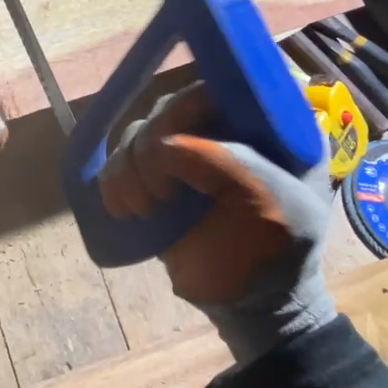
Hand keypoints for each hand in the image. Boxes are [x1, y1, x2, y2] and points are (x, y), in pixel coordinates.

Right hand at [99, 84, 335, 365]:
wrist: (248, 303)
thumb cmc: (273, 252)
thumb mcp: (270, 203)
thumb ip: (226, 162)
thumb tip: (162, 145)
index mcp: (268, 126)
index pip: (221, 84)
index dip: (190, 105)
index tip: (172, 142)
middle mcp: (224, 129)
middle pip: (169, 108)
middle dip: (153, 149)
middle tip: (159, 194)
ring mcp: (185, 152)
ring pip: (137, 134)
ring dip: (131, 170)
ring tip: (144, 209)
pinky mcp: (153, 178)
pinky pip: (117, 162)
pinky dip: (113, 182)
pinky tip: (126, 210)